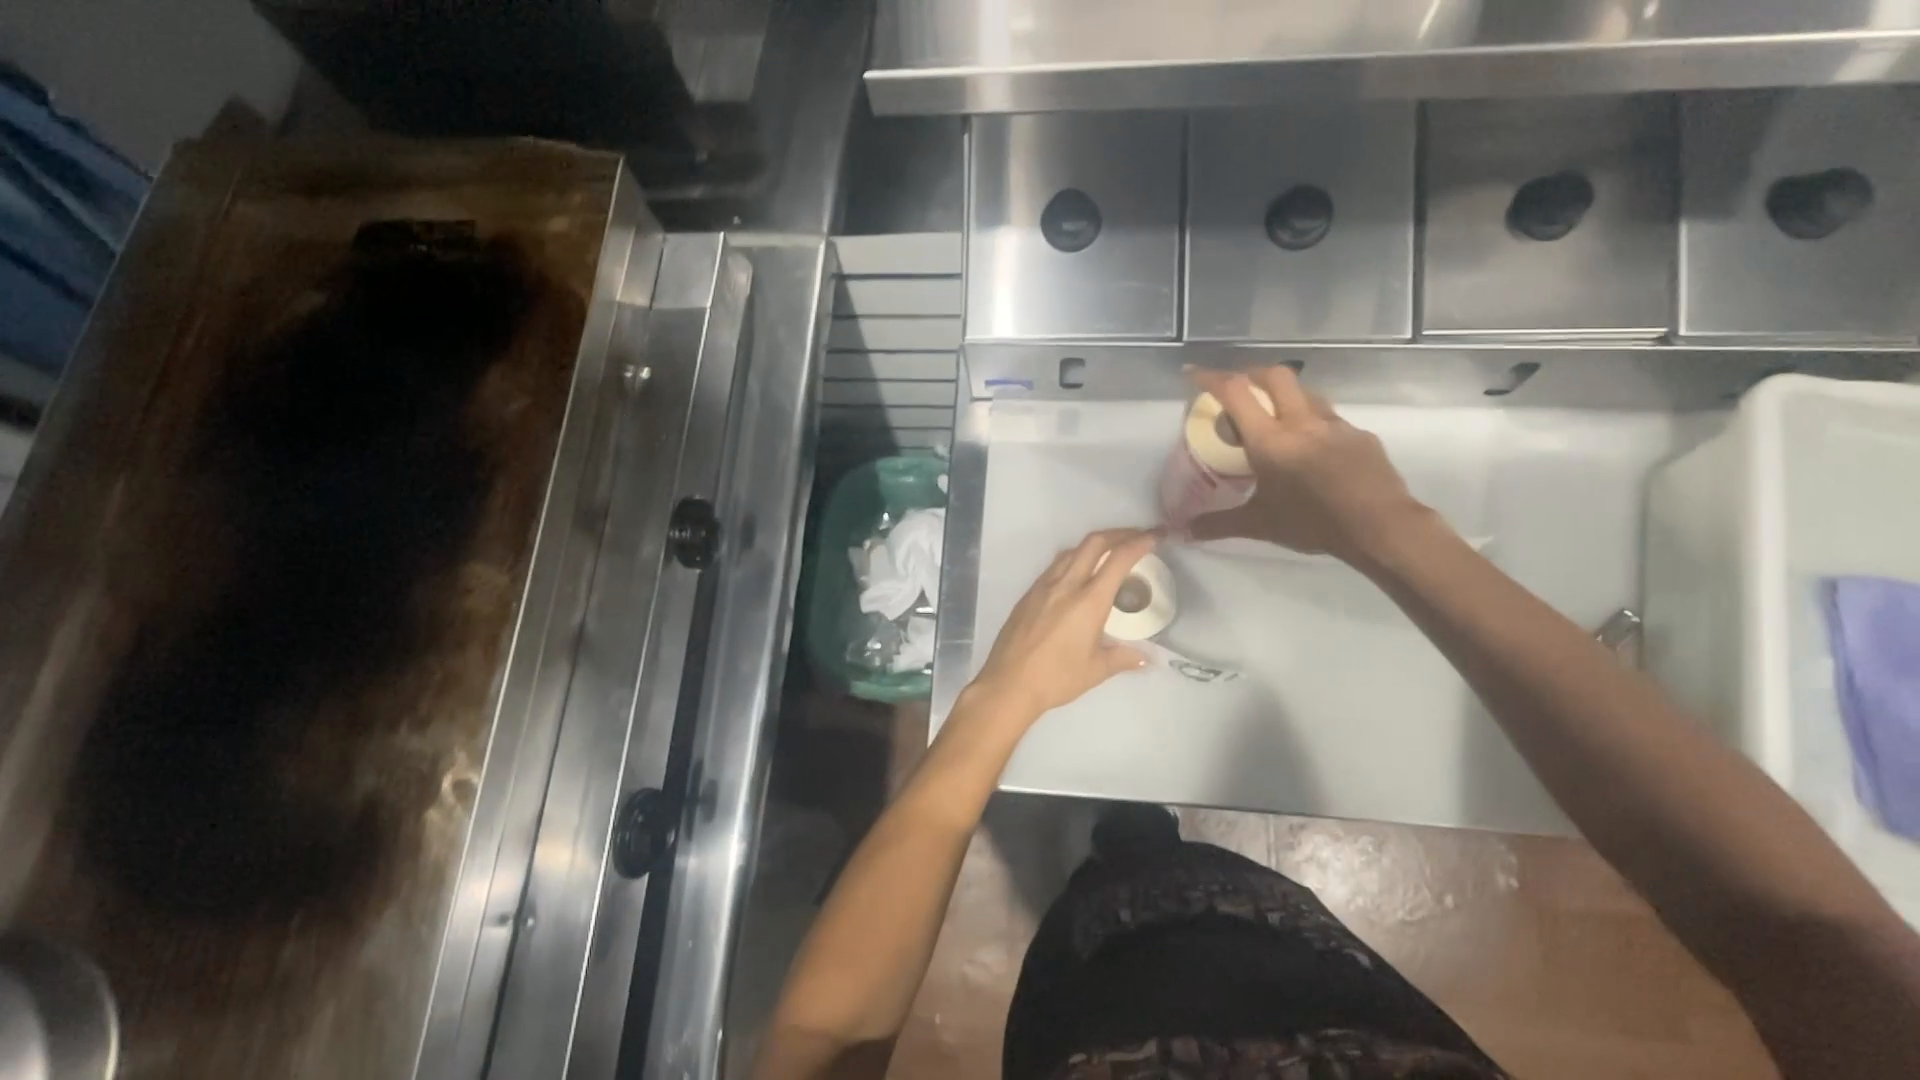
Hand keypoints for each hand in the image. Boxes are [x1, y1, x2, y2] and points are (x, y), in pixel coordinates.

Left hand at [968, 528, 1158, 719]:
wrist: (1008, 683)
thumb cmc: (1056, 678)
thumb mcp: (1097, 669)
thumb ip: (1124, 658)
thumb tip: (1146, 658)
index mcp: (1089, 601)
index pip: (1119, 559)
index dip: (1140, 542)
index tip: (1155, 537)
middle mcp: (1066, 585)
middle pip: (1094, 542)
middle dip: (1119, 533)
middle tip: (1136, 537)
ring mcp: (1044, 586)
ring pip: (1072, 551)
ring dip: (1094, 544)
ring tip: (1109, 552)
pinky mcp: (1028, 594)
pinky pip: (1055, 565)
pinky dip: (1074, 558)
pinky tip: (1079, 573)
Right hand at [1184, 367, 1426, 564]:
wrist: (1380, 527)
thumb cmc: (1313, 524)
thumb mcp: (1260, 525)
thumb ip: (1219, 524)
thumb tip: (1183, 532)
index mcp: (1271, 440)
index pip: (1236, 392)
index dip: (1211, 377)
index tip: (1193, 373)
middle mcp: (1302, 422)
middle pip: (1275, 375)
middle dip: (1252, 374)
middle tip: (1239, 390)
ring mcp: (1336, 425)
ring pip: (1305, 394)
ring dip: (1285, 397)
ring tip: (1275, 419)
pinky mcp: (1360, 436)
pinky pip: (1330, 419)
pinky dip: (1313, 423)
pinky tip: (1312, 449)